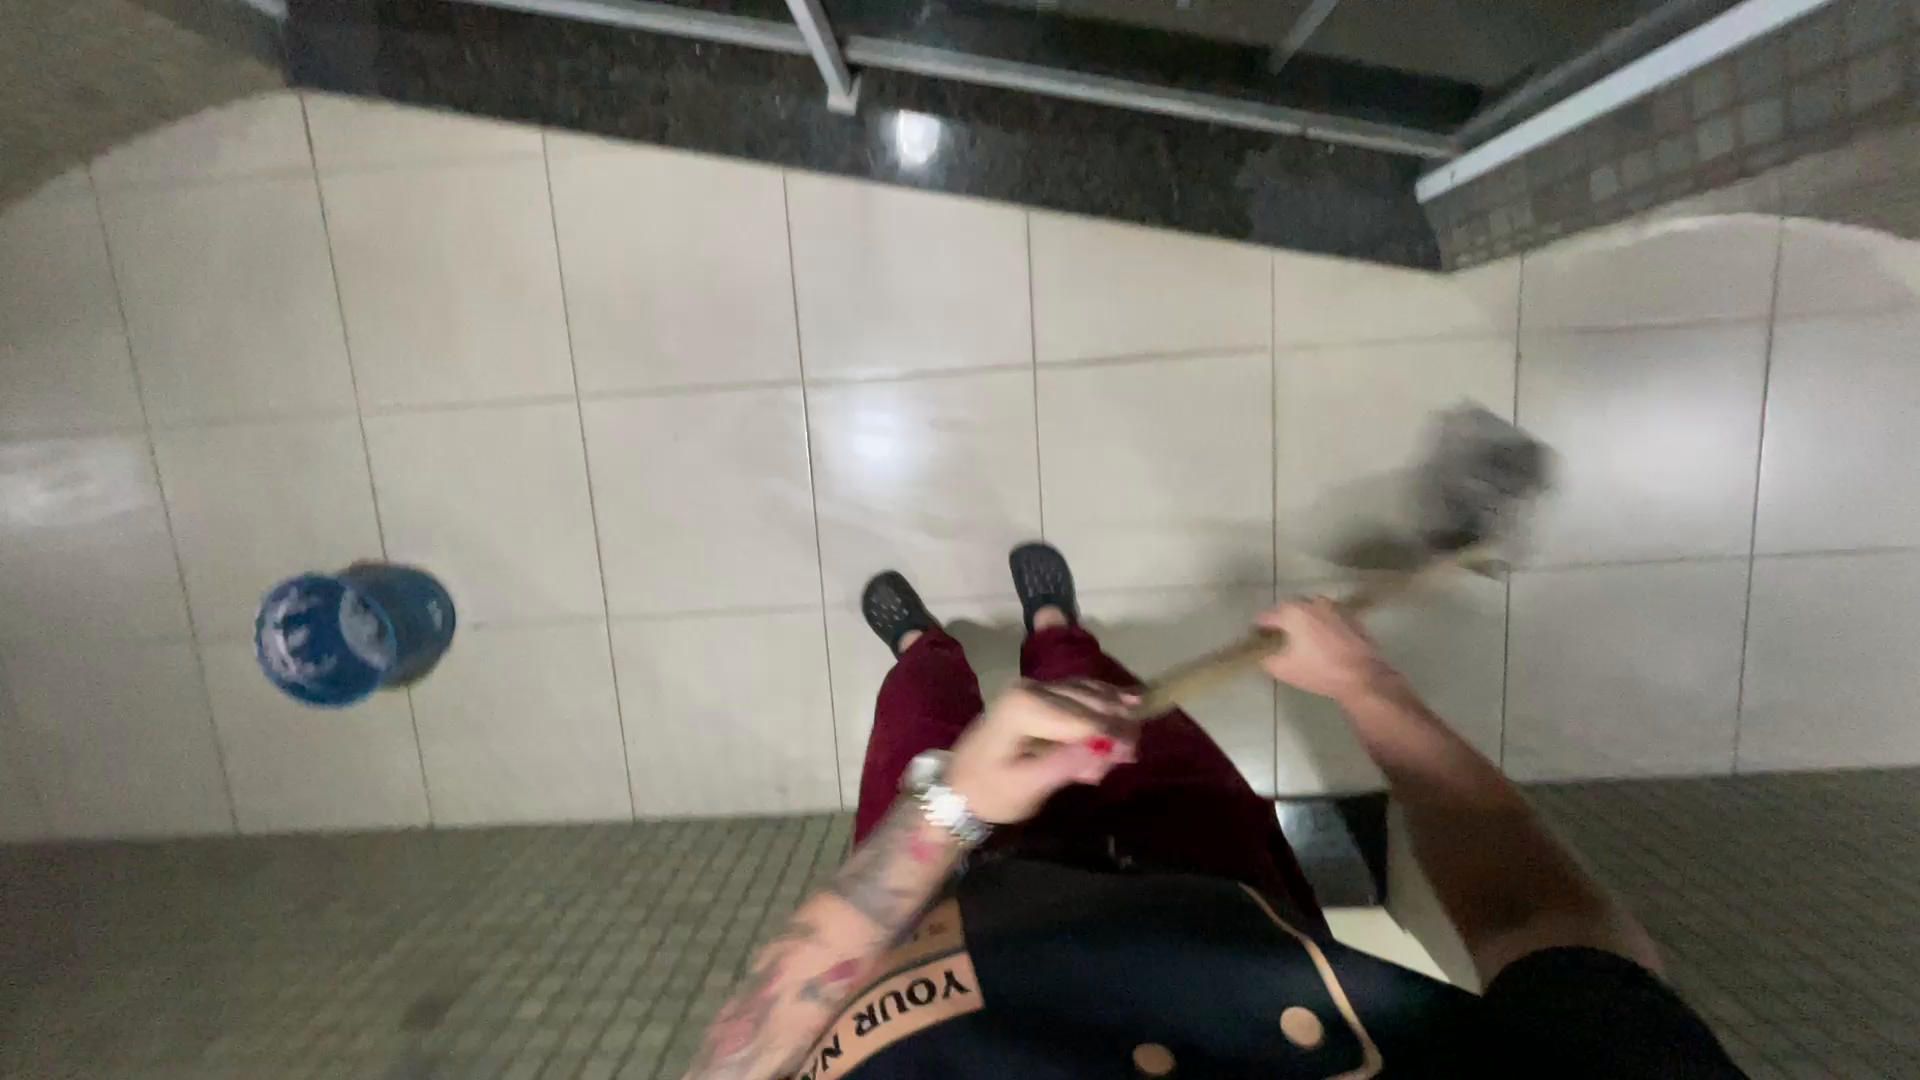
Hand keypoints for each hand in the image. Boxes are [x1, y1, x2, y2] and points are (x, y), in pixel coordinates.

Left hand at [945, 679, 1141, 824]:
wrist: (958, 786)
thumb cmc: (989, 791)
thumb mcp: (1026, 787)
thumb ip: (1064, 765)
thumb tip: (1104, 749)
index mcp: (1024, 708)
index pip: (1082, 719)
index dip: (1112, 735)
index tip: (1132, 756)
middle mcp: (1029, 689)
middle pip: (1087, 701)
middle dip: (1116, 723)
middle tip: (1135, 750)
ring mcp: (1032, 688)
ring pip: (1085, 692)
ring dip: (1111, 710)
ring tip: (1134, 733)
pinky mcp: (1035, 694)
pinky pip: (1075, 691)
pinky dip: (1099, 700)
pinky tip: (1125, 703)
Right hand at [1256, 596, 1401, 704]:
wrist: (1363, 676)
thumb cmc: (1319, 671)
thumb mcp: (1283, 669)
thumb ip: (1265, 658)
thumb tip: (1261, 654)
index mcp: (1291, 613)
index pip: (1266, 616)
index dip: (1258, 626)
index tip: (1256, 635)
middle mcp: (1311, 604)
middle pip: (1287, 606)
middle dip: (1279, 616)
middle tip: (1276, 632)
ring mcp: (1332, 607)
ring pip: (1309, 606)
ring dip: (1301, 614)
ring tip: (1299, 630)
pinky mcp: (1349, 615)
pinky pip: (1327, 612)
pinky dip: (1320, 619)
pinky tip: (1321, 634)